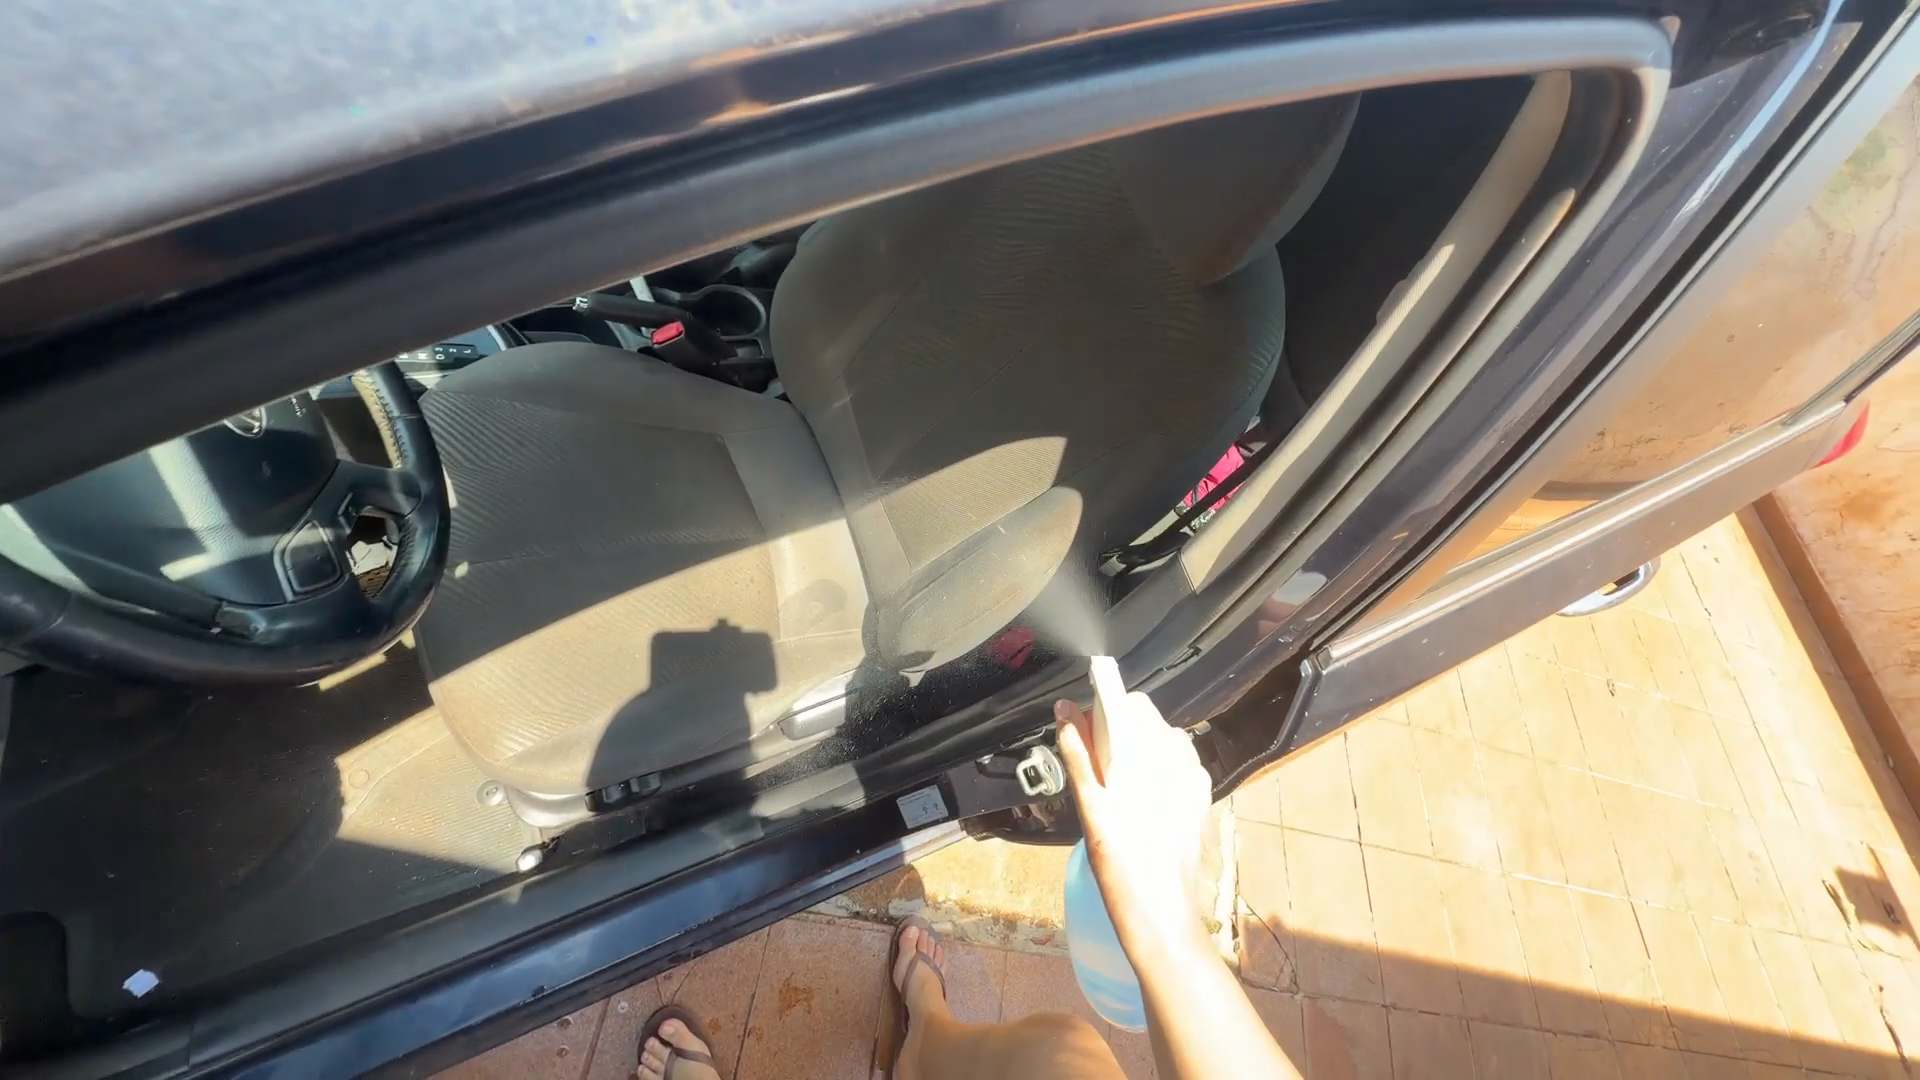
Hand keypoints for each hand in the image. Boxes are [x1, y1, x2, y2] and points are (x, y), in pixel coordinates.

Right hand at [1054, 690, 1213, 953]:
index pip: (1134, 705)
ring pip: (1160, 747)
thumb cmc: (1123, 864)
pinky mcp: (1199, 804)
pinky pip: (1173, 772)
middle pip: (1148, 724)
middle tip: (1095, 771)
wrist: (1163, 921)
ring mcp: (1196, 783)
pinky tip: (1136, 805)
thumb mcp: (1092, 806)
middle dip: (1119, 735)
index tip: (1086, 735)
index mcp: (1160, 754)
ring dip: (1135, 754)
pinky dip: (1153, 775)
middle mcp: (1185, 761)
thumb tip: (1064, 708)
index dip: (1106, 711)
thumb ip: (1079, 753)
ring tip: (1113, 790)